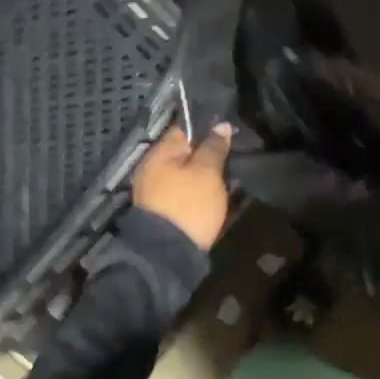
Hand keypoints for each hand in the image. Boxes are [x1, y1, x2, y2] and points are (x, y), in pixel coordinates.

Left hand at [132, 124, 232, 249]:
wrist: (166, 252)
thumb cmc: (189, 205)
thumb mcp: (207, 172)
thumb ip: (214, 147)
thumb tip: (222, 125)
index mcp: (160, 151)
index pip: (184, 129)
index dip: (206, 130)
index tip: (227, 137)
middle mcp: (151, 167)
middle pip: (182, 154)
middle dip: (203, 156)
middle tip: (228, 162)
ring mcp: (152, 191)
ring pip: (181, 175)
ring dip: (199, 177)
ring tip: (223, 182)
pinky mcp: (158, 212)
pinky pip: (178, 194)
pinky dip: (192, 194)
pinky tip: (207, 200)